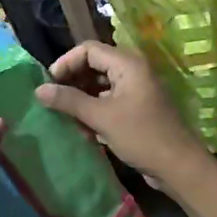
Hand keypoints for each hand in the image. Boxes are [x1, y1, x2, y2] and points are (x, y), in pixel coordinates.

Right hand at [34, 42, 209, 188]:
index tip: (48, 85)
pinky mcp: (137, 110)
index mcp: (128, 64)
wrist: (177, 166)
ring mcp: (136, 91)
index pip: (88, 50)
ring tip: (66, 120)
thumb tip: (38, 90)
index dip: (65, 63)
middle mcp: (133, 72)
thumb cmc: (141, 136)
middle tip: (54, 103)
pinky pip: (110, 103)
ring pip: (100, 87)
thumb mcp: (101, 117)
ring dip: (82, 101)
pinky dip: (95, 113)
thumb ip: (69, 101)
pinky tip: (84, 132)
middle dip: (72, 83)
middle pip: (94, 67)